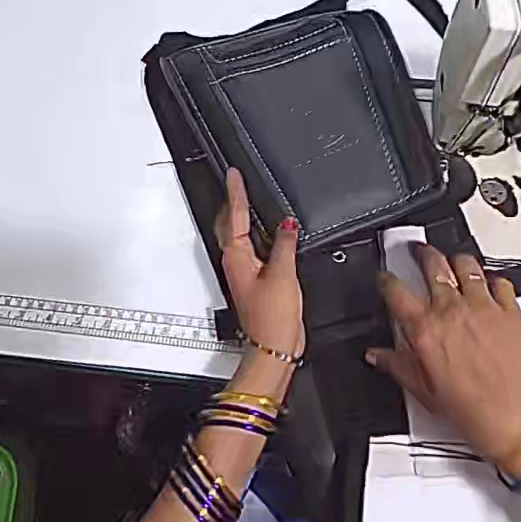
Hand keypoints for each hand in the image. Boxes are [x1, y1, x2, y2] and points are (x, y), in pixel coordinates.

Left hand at [215, 168, 303, 360]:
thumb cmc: (272, 318)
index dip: (236, 192)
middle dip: (237, 201)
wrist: (274, 348)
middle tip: (240, 180)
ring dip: (249, 218)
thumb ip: (285, 244)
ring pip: (244, 236)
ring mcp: (246, 271)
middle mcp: (237, 262)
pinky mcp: (258, 280)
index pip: (235, 214)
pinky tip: (275, 234)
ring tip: (254, 199)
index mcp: (237, 256)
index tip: (234, 173)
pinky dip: (263, 236)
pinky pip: (257, 249)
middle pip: (233, 223)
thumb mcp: (283, 274)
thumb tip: (287, 224)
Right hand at [367, 243, 520, 470]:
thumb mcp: (425, 393)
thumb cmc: (476, 412)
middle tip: (418, 252)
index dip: (386, 279)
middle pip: (433, 264)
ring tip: (451, 262)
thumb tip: (379, 355)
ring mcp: (483, 306)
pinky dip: (491, 279)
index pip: (396, 290)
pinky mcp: (509, 310)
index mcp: (426, 329)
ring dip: (455, 260)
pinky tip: (487, 285)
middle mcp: (453, 310)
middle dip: (422, 253)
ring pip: (466, 264)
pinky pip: (499, 281)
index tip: (385, 278)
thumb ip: (398, 366)